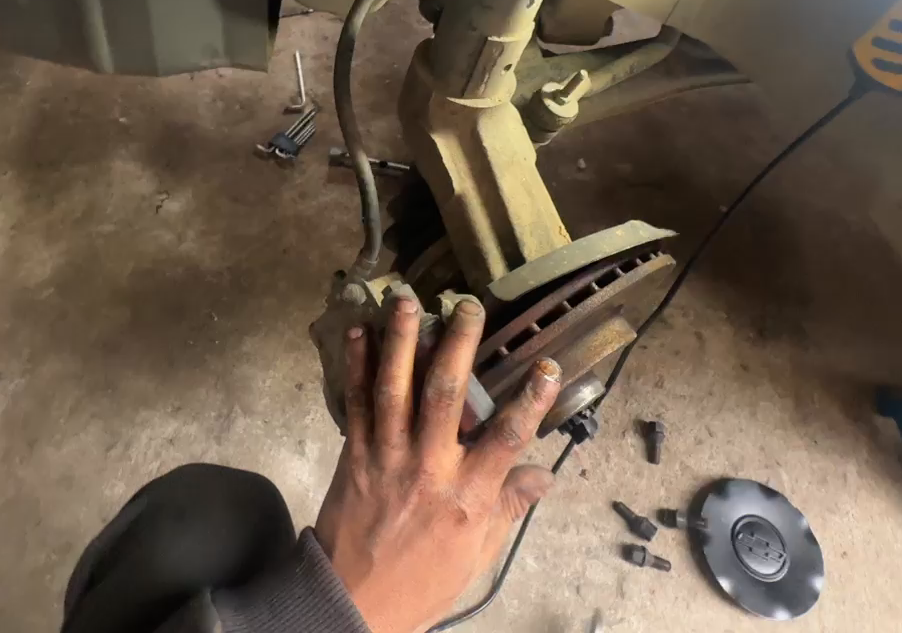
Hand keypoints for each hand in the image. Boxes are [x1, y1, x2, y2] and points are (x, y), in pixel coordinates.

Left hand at [314, 296, 561, 632]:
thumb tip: (545, 473)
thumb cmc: (425, 578)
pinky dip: (357, 365)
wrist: (356, 604)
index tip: (548, 365)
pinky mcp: (354, 453)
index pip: (508, 438)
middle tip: (467, 305)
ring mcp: (387, 456)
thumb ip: (510, 506)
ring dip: (401, 340)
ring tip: (406, 299)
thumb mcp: (479, 552)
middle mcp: (429, 466)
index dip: (532, 400)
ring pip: (395, 388)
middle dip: (457, 344)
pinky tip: (360, 331)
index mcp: (468, 494)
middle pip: (445, 395)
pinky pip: (355, 402)